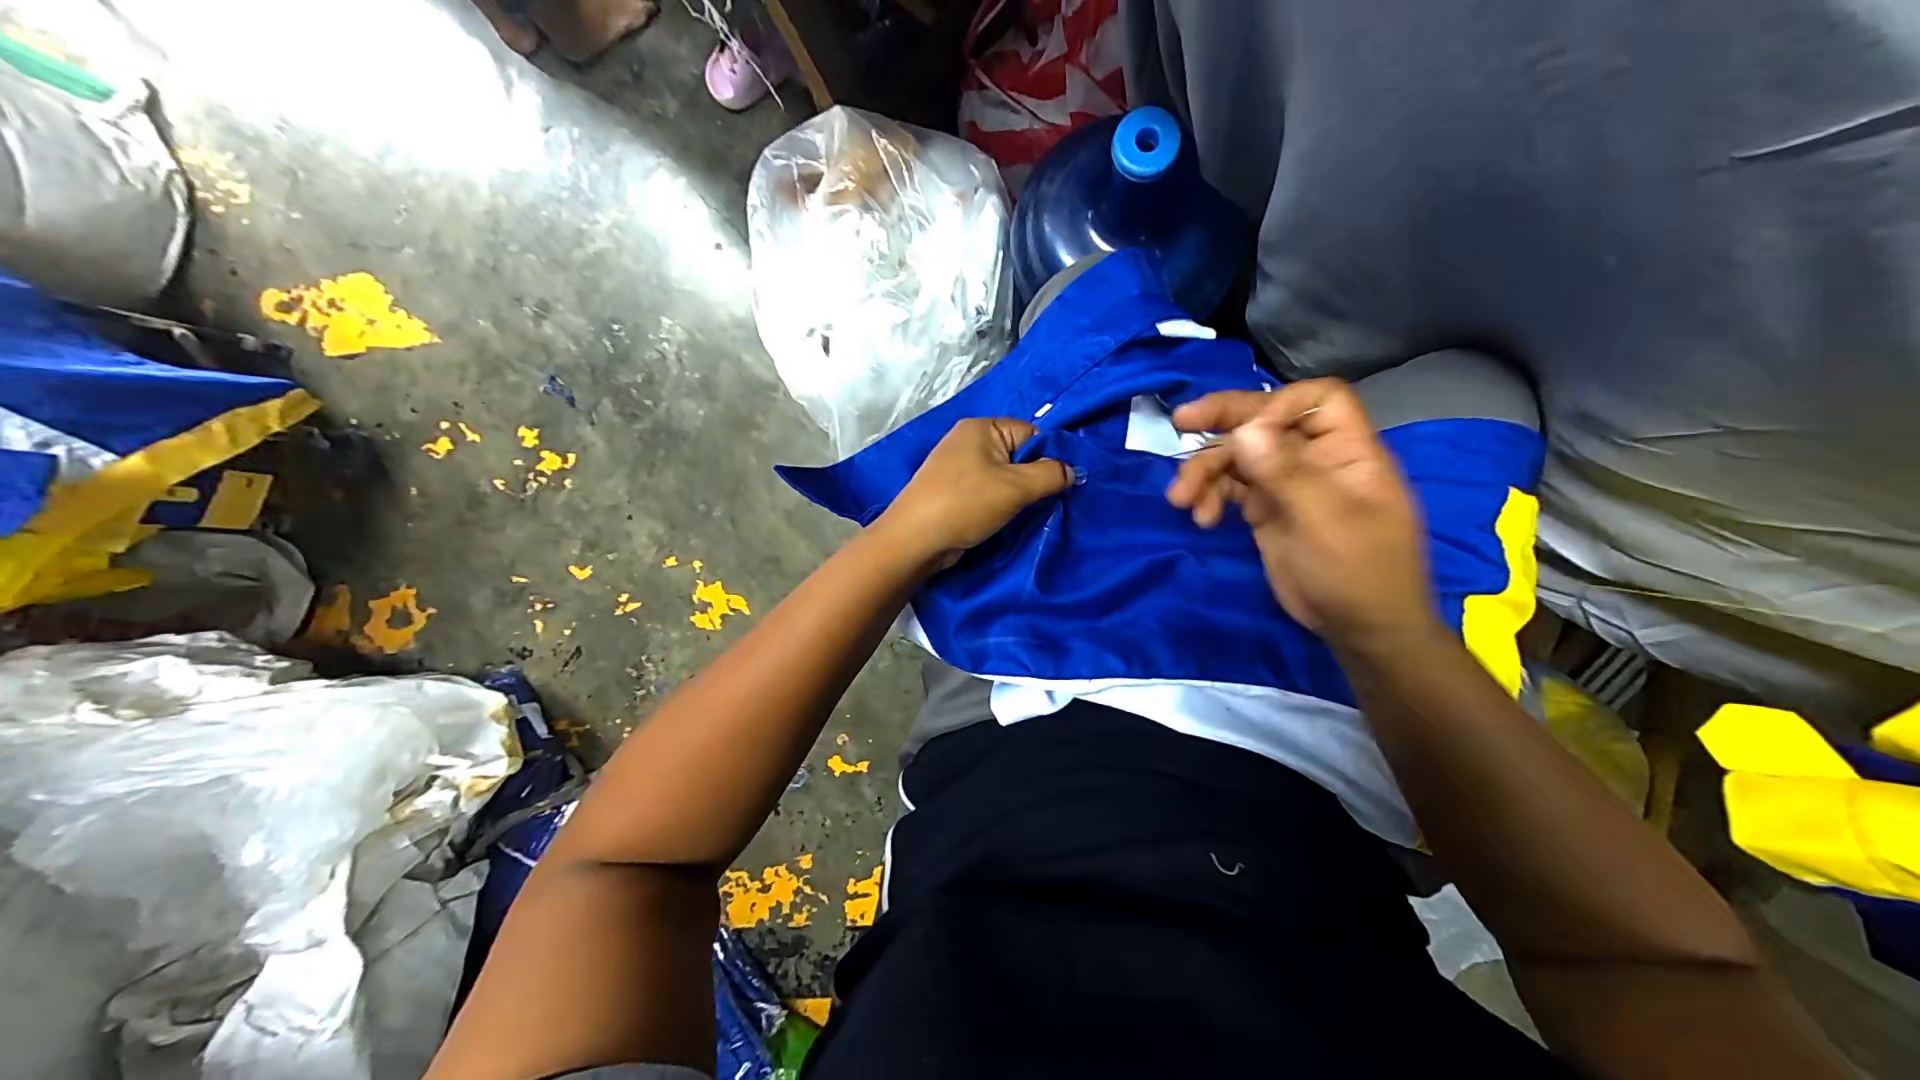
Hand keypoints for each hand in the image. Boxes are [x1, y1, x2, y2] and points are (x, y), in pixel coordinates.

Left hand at [874, 417, 1073, 568]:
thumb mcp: (1016, 488)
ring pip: (1004, 476)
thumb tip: (1072, 471)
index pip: (1031, 433)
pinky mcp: (954, 490)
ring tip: (1022, 513)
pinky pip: (988, 491)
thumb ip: (1051, 475)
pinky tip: (1003, 519)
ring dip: (1017, 495)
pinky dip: (999, 504)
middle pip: (1018, 455)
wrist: (915, 539)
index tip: (1057, 485)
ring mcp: (958, 466)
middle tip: (1042, 503)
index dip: (1047, 458)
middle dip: (1033, 478)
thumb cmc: (966, 504)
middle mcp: (969, 440)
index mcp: (982, 427)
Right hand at [1165, 380, 1437, 649]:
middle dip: (1221, 423)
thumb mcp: (1327, 522)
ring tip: (1181, 500)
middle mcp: (1314, 459)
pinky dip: (1210, 497)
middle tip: (1179, 423)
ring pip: (1239, 457)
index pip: (1316, 400)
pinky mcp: (1265, 510)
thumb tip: (1245, 430)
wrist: (1361, 631)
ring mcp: (1287, 485)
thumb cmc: (1360, 573)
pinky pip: (1230, 488)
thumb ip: (1286, 473)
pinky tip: (1201, 518)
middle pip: (1265, 422)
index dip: (1278, 405)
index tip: (1245, 432)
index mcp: (1346, 451)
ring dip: (1205, 471)